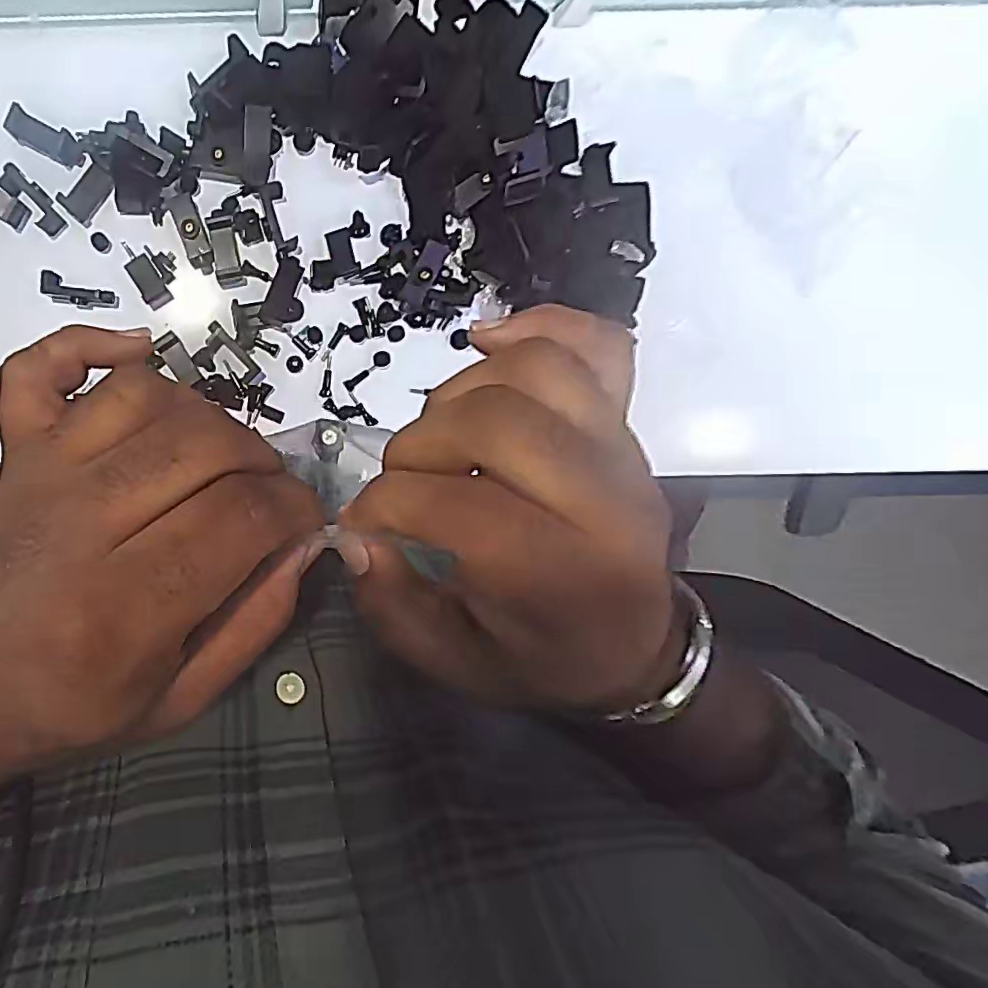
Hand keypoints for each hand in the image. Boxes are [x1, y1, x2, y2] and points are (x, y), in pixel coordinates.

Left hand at [0, 326, 323, 783]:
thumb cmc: (80, 704)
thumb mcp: (184, 697)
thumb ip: (255, 622)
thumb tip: (305, 543)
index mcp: (126, 605)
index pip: (241, 516)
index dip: (294, 509)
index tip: (305, 520)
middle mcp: (80, 525)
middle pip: (202, 447)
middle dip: (261, 463)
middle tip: (267, 492)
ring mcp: (41, 476)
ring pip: (143, 395)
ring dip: (201, 414)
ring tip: (214, 453)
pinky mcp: (14, 454)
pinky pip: (37, 370)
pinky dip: (83, 344)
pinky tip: (134, 352)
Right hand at [340, 306, 677, 713]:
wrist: (634, 647)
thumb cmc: (536, 656)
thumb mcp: (449, 659)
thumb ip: (390, 603)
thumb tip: (354, 537)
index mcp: (558, 572)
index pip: (454, 504)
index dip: (383, 507)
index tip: (363, 526)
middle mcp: (603, 500)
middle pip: (494, 422)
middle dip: (418, 445)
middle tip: (402, 480)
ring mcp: (622, 450)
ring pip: (536, 369)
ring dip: (461, 392)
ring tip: (440, 432)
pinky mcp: (625, 423)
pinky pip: (596, 344)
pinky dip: (538, 328)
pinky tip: (488, 346)